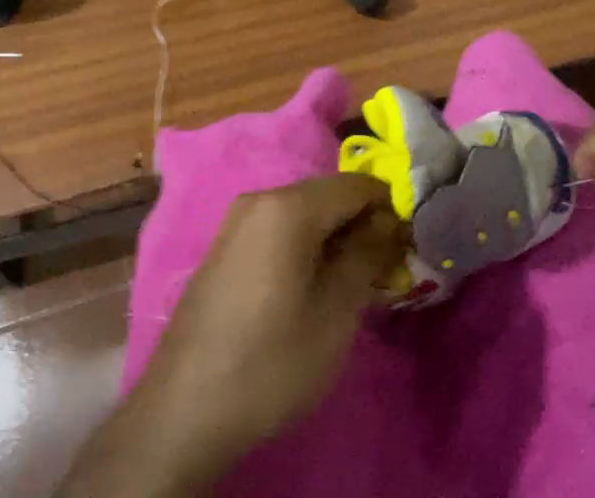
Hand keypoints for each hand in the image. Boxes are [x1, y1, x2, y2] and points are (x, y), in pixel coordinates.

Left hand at [62, 175, 405, 496]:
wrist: (184, 411)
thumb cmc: (272, 360)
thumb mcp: (336, 312)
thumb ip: (367, 255)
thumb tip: (388, 222)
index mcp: (288, 206)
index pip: (357, 184)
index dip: (390, 208)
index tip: (410, 244)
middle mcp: (258, 200)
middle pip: (328, 196)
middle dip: (362, 224)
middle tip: (386, 268)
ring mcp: (235, 223)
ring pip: (303, 215)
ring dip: (335, 238)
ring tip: (355, 282)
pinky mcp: (224, 250)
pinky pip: (278, 232)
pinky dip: (305, 248)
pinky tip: (314, 288)